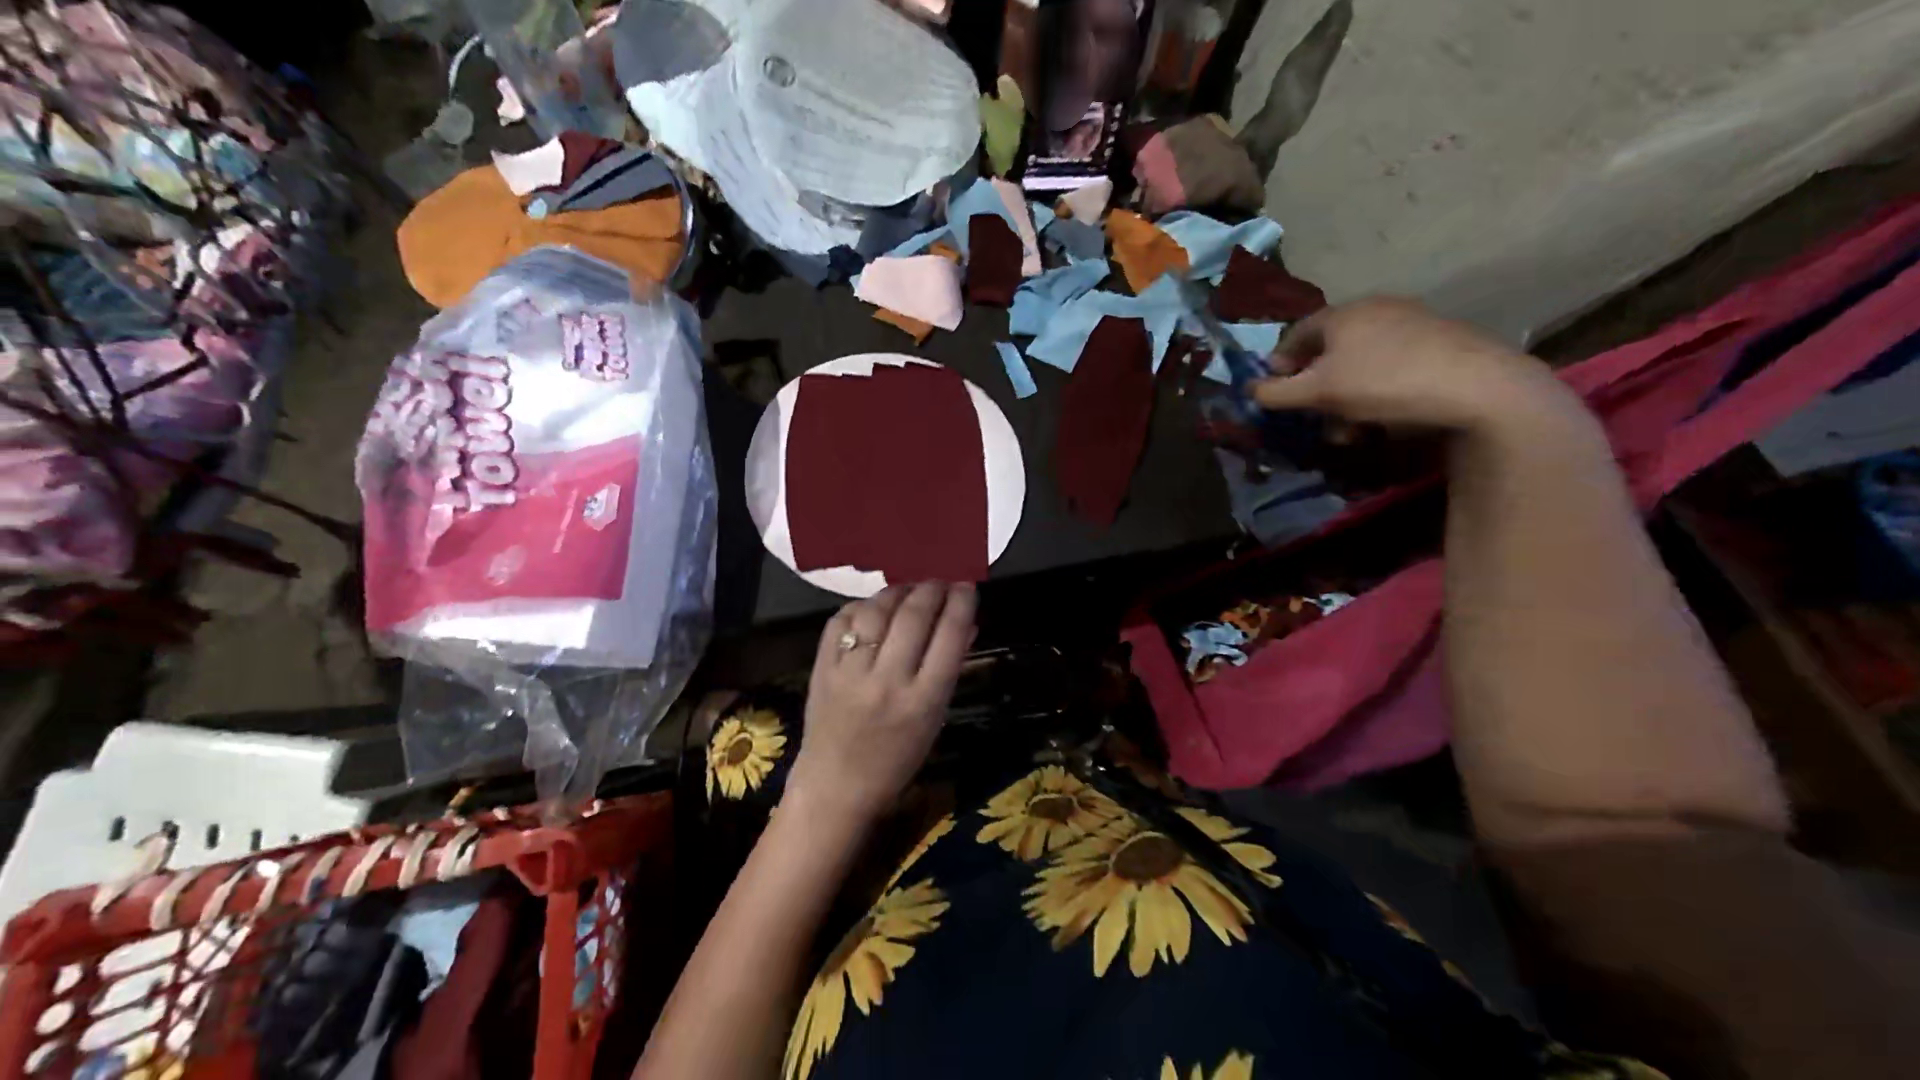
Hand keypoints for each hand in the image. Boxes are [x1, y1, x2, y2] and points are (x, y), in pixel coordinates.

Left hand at [787, 582, 977, 822]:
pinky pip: (841, 620)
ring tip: (909, 589)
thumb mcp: (934, 718)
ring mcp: (850, 673)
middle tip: (942, 581)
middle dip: (933, 589)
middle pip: (914, 616)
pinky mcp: (822, 668)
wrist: (836, 786)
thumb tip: (966, 623)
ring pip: (876, 611)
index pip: (950, 636)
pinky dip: (861, 606)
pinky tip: (873, 607)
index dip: (962, 603)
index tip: (967, 586)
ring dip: (897, 591)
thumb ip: (949, 669)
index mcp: (923, 701)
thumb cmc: (897, 759)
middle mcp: (887, 681)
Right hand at [1250, 298, 1587, 435]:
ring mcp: (1412, 322)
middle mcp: (1375, 308)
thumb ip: (1276, 392)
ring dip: (1345, 397)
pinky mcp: (1440, 342)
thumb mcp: (1317, 393)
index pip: (1294, 336)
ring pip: (1360, 362)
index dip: (1278, 368)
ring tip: (1352, 428)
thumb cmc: (1382, 383)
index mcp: (1342, 313)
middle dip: (1316, 390)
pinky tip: (1385, 417)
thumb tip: (1250, 389)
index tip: (1276, 397)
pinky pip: (1391, 366)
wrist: (1478, 387)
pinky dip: (1377, 391)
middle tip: (1317, 419)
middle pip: (1328, 351)